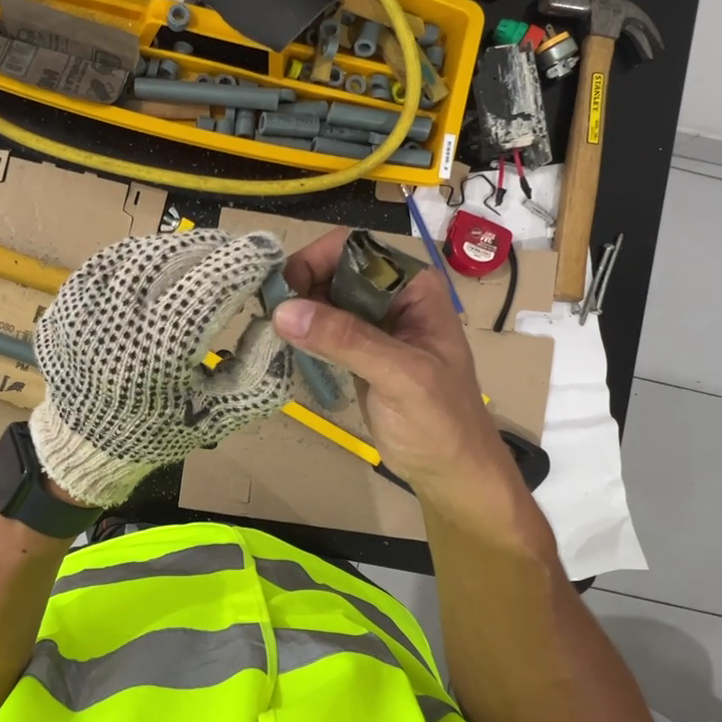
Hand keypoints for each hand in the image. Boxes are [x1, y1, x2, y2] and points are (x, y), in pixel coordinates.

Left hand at [31, 230, 293, 507]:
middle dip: (218, 249)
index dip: (246, 261)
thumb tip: (282, 316)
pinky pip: (115, 259)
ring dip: (183, 249)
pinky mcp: (66, 299)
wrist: (83, 443)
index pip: (210, 286)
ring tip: (207, 261)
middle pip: (177, 257)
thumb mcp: (221, 414)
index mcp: (156, 356)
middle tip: (241, 255)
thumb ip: (262, 369)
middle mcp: (115, 322)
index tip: (270, 252)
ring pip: (145, 251)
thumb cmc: (158, 430)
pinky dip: (147, 257)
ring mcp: (83, 306)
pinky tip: (165, 270)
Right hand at [274, 228, 515, 506]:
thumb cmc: (440, 422)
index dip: (313, 261)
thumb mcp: (399, 375)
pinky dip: (301, 334)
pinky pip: (322, 329)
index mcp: (412, 287)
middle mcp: (391, 297)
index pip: (353, 250)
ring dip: (295, 311)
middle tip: (269, 316)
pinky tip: (284, 346)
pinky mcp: (357, 353)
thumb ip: (346, 339)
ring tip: (270, 332)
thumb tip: (284, 311)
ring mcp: (373, 326)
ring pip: (322, 299)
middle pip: (331, 270)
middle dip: (298, 287)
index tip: (282, 292)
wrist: (451, 471)